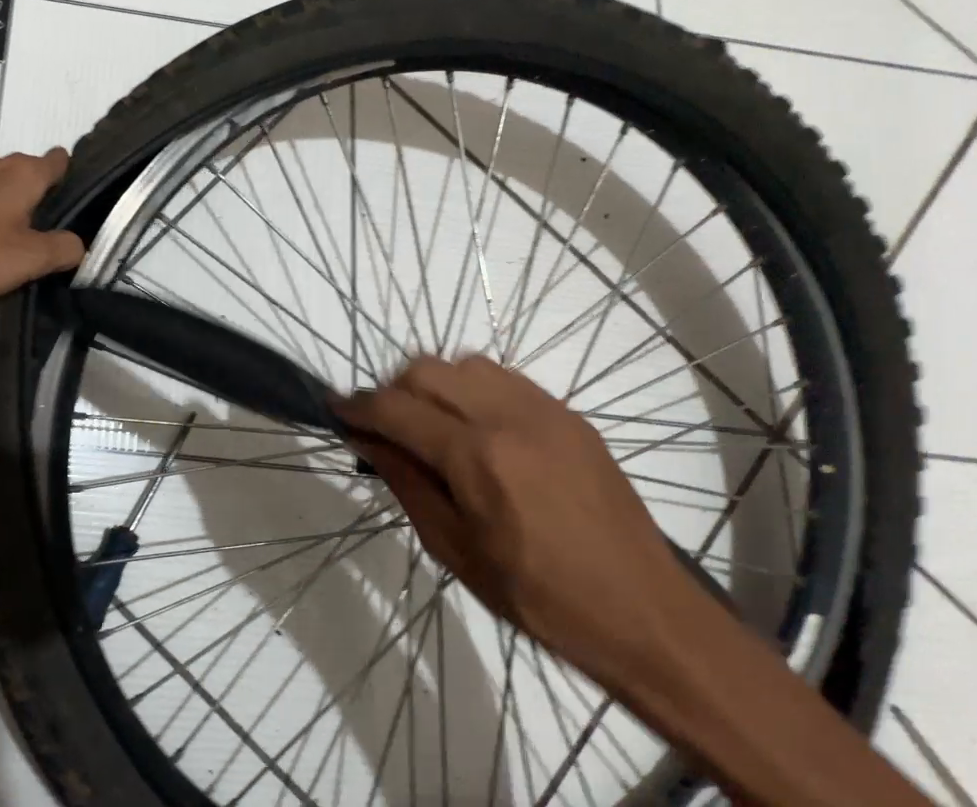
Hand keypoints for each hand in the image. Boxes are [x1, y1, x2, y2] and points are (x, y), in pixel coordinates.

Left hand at [0, 149, 86, 304]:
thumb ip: (63, 250)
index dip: (72, 182)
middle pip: (29, 175)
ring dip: (8, 211)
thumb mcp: (28, 259)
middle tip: (47, 238)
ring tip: (13, 246)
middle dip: (39, 201)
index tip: (78, 209)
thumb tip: (80, 246)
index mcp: (23, 172)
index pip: (60, 161)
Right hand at [335, 354, 706, 681]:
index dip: (357, 408)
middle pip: (426, 370)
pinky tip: (474, 430)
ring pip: (465, 363)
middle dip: (392, 392)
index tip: (333, 411)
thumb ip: (404, 482)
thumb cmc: (536, 596)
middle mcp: (509, 416)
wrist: (643, 613)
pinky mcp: (570, 417)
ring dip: (434, 385)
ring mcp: (546, 411)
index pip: (396, 409)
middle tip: (383, 430)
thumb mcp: (452, 547)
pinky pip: (504, 378)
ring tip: (429, 427)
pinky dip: (473, 389)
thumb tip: (366, 440)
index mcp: (477, 456)